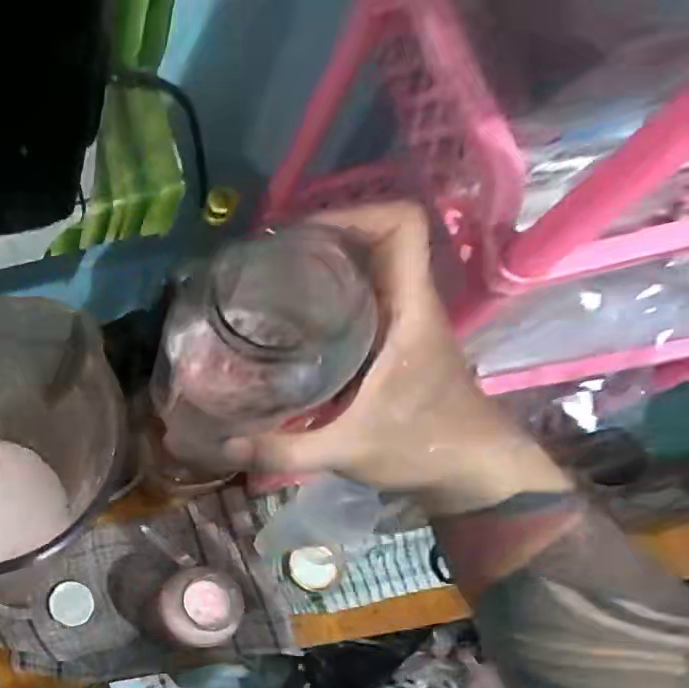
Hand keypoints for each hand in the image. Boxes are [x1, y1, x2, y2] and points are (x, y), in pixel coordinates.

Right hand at [219, 202, 571, 514]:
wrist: (472, 469)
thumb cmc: (422, 448)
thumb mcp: (345, 451)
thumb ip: (280, 450)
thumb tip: (220, 444)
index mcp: (407, 315)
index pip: (402, 230)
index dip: (354, 214)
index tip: (294, 236)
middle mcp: (405, 308)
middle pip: (372, 244)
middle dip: (315, 243)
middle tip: (254, 266)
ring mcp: (396, 326)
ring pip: (361, 273)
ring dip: (314, 270)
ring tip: (255, 290)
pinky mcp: (384, 346)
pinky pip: (351, 304)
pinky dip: (315, 302)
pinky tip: (274, 327)